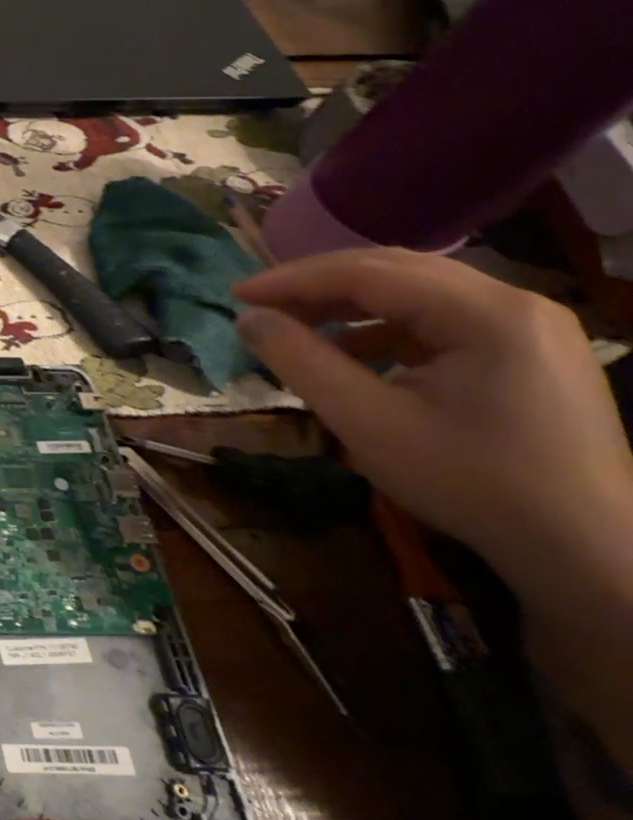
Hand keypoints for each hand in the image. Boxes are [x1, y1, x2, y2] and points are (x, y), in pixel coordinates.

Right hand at [233, 248, 632, 612]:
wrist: (584, 547)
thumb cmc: (470, 482)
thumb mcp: (368, 423)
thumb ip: (302, 363)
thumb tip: (248, 320)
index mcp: (486, 312)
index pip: (370, 271)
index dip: (294, 279)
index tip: (235, 296)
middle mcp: (516, 303)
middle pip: (398, 271)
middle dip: (320, 285)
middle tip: (259, 306)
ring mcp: (531, 327)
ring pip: (420, 295)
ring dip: (352, 307)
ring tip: (297, 328)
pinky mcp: (531, 354)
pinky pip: (444, 323)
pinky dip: (388, 330)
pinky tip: (354, 355)